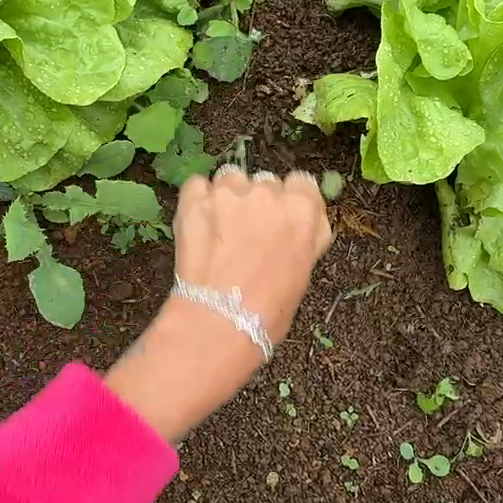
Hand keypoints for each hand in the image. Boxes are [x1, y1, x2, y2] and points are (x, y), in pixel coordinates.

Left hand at [104, 167, 331, 440]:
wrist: (218, 324)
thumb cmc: (269, 310)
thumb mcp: (305, 271)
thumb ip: (307, 236)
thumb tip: (306, 220)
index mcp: (302, 209)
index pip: (301, 183)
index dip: (290, 201)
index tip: (280, 222)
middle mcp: (268, 192)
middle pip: (265, 181)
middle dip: (258, 202)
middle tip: (247, 234)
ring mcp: (228, 193)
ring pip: (230, 178)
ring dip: (227, 197)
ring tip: (219, 231)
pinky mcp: (195, 199)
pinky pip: (197, 185)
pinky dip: (197, 201)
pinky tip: (198, 226)